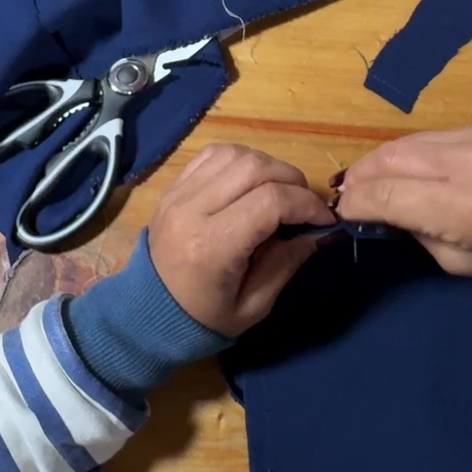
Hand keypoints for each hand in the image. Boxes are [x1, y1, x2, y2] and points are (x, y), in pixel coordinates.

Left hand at [147, 144, 333, 335]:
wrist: (146, 312)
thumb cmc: (204, 317)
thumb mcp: (254, 305)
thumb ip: (287, 262)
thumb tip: (320, 230)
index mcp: (212, 246)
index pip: (269, 202)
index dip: (306, 204)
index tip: (324, 219)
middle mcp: (193, 209)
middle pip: (254, 168)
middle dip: (292, 181)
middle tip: (306, 204)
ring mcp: (179, 192)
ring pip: (235, 154)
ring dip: (268, 166)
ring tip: (281, 191)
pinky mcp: (174, 185)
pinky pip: (214, 154)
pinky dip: (241, 160)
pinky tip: (252, 181)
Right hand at [335, 124, 471, 281]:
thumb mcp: (459, 263)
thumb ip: (414, 232)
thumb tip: (375, 212)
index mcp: (466, 210)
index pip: (388, 196)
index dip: (356, 202)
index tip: (341, 212)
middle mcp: (469, 166)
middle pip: (391, 160)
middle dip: (361, 176)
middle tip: (345, 192)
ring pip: (406, 143)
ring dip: (379, 160)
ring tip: (364, 178)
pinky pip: (428, 137)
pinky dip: (407, 152)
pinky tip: (398, 166)